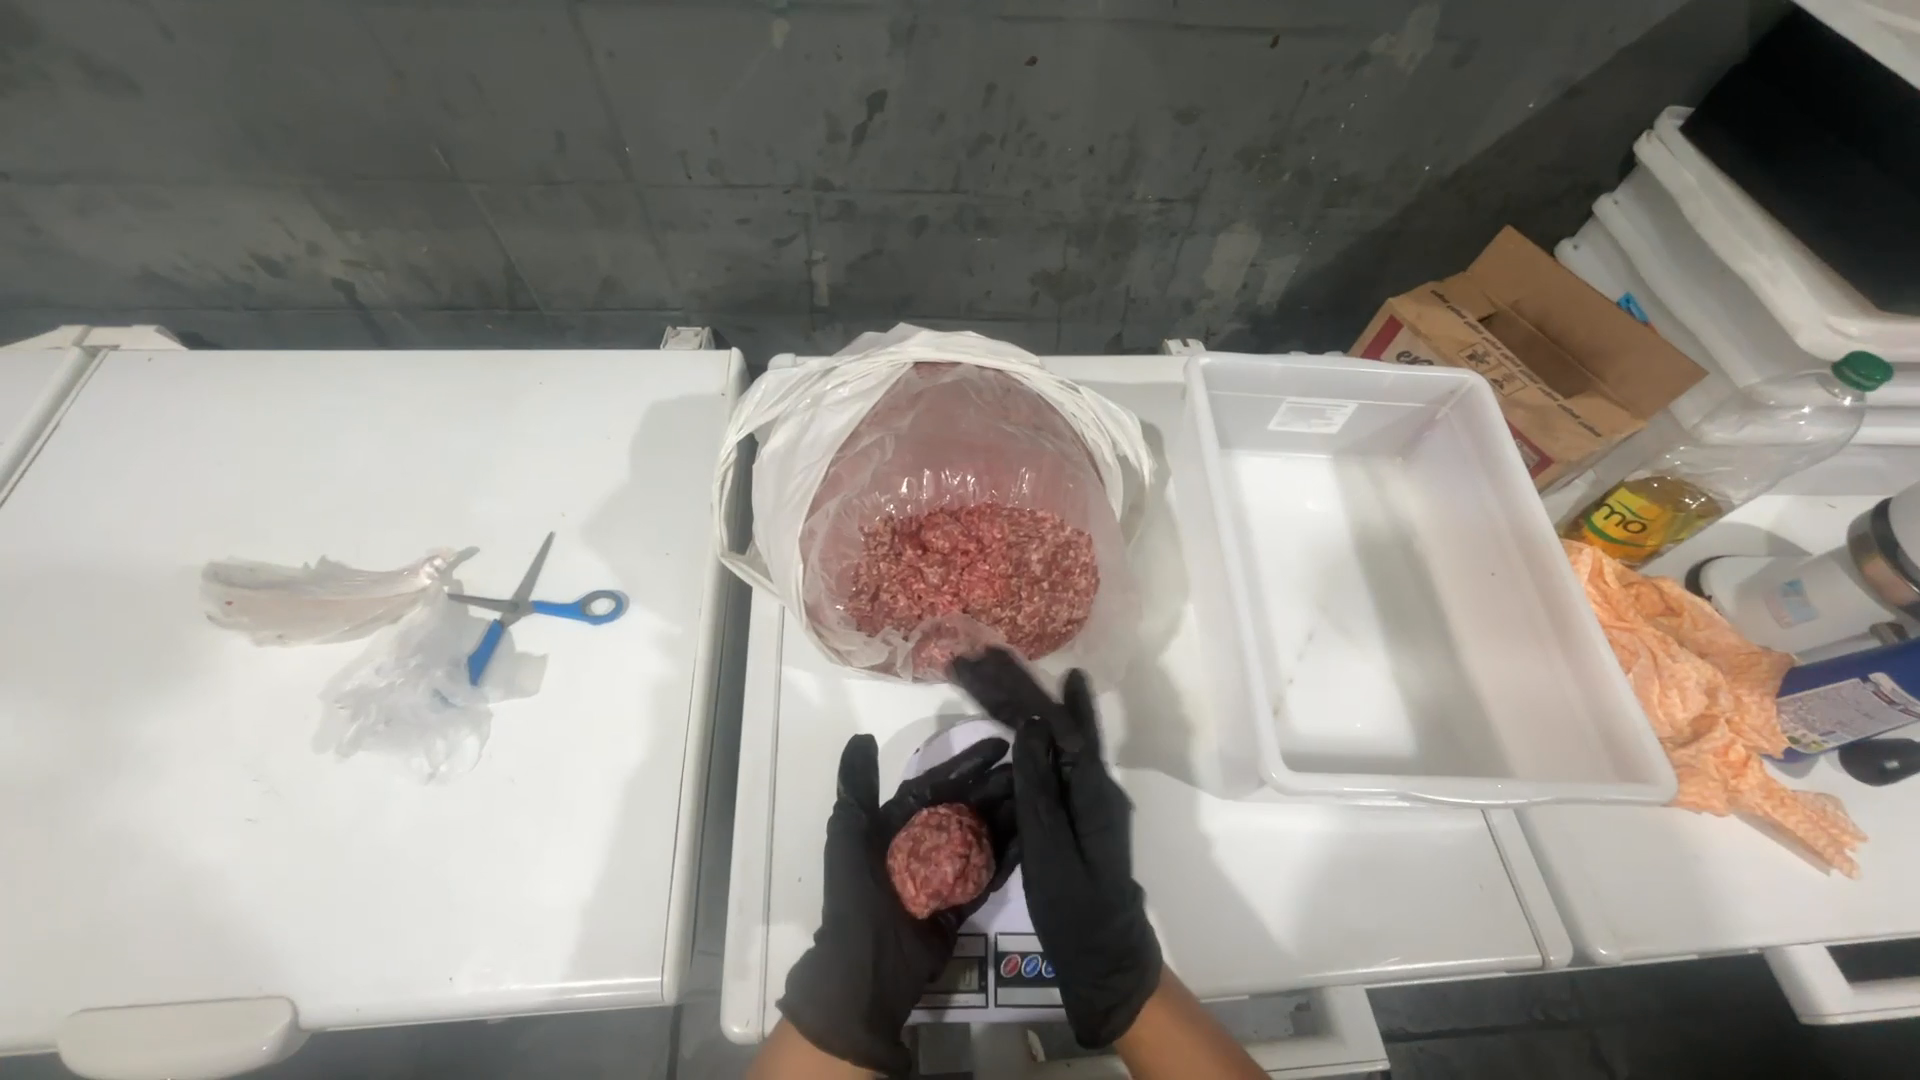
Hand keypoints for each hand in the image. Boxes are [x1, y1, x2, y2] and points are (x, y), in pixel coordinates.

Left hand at [778, 732, 1017, 1076]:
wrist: (866, 966)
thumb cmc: (855, 891)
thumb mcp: (848, 831)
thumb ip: (856, 784)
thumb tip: (862, 736)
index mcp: (897, 821)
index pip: (938, 782)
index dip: (967, 763)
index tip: (999, 745)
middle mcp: (923, 841)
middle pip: (966, 805)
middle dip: (995, 787)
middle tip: (1029, 769)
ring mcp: (944, 872)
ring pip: (982, 834)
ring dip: (1007, 816)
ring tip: (1036, 796)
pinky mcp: (960, 901)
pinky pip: (988, 873)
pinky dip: (1008, 856)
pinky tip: (1032, 838)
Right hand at [950, 648, 1161, 1048]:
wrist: (1106, 957)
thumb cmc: (1076, 910)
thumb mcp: (1051, 850)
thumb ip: (1040, 787)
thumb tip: (1031, 727)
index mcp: (1092, 788)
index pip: (1055, 724)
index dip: (1025, 690)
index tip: (1000, 657)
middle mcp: (1094, 781)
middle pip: (1053, 722)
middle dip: (1016, 689)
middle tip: (979, 658)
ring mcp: (1088, 792)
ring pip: (1050, 735)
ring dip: (1019, 704)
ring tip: (985, 675)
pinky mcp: (1077, 806)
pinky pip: (1048, 756)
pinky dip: (1027, 731)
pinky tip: (1018, 718)